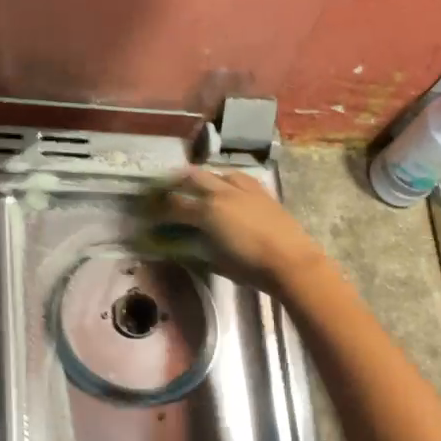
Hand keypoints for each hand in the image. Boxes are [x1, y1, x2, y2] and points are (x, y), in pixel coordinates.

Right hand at [160, 167, 325, 290]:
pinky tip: (228, 187)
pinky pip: (239, 178)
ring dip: (203, 178)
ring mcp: (243, 189)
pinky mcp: (261, 191)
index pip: (174, 206)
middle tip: (166, 188)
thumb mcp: (215, 261)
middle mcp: (222, 193)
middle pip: (192, 177)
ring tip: (197, 185)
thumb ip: (195, 248)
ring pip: (216, 173)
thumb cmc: (250, 267)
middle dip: (175, 182)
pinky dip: (226, 180)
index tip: (150, 213)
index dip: (159, 210)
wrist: (291, 261)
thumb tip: (181, 242)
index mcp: (207, 212)